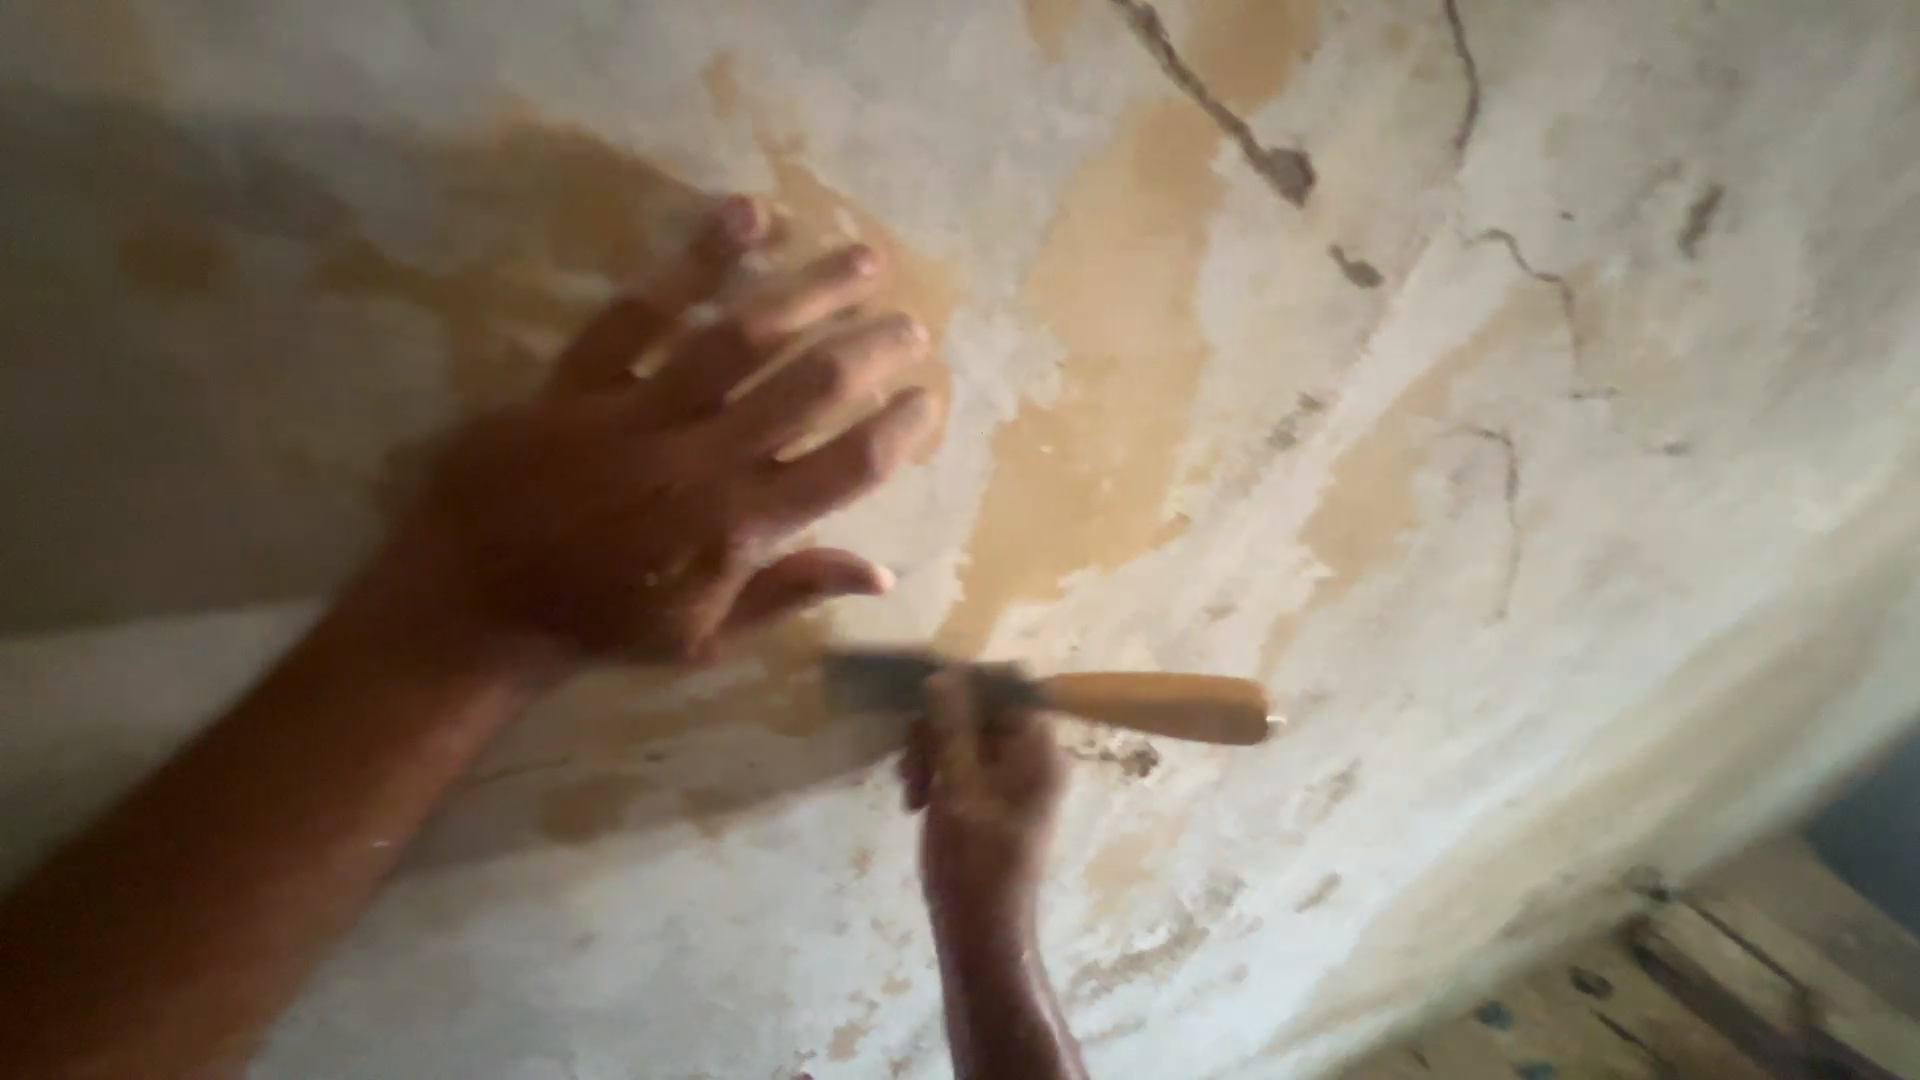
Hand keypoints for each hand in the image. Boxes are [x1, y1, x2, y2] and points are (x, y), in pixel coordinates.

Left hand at [379, 195, 940, 664]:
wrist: (478, 599)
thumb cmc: (608, 622)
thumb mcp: (710, 635)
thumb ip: (794, 592)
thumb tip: (883, 572)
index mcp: (739, 526)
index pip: (845, 466)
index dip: (899, 428)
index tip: (927, 400)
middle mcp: (702, 459)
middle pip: (808, 387)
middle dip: (873, 349)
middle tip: (912, 326)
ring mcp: (639, 411)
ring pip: (740, 336)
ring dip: (812, 291)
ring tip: (865, 259)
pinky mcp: (581, 379)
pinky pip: (641, 311)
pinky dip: (695, 261)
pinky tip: (747, 218)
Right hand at [901, 668, 1068, 927]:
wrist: (981, 935)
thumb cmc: (973, 862)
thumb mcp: (957, 787)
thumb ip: (951, 726)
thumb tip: (943, 674)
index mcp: (1039, 749)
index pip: (1011, 687)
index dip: (968, 683)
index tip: (924, 696)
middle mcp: (1033, 756)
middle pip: (982, 711)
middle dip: (938, 729)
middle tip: (909, 766)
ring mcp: (1014, 778)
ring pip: (965, 736)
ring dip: (931, 753)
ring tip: (909, 792)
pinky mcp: (993, 796)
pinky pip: (964, 762)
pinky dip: (937, 773)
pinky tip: (915, 802)